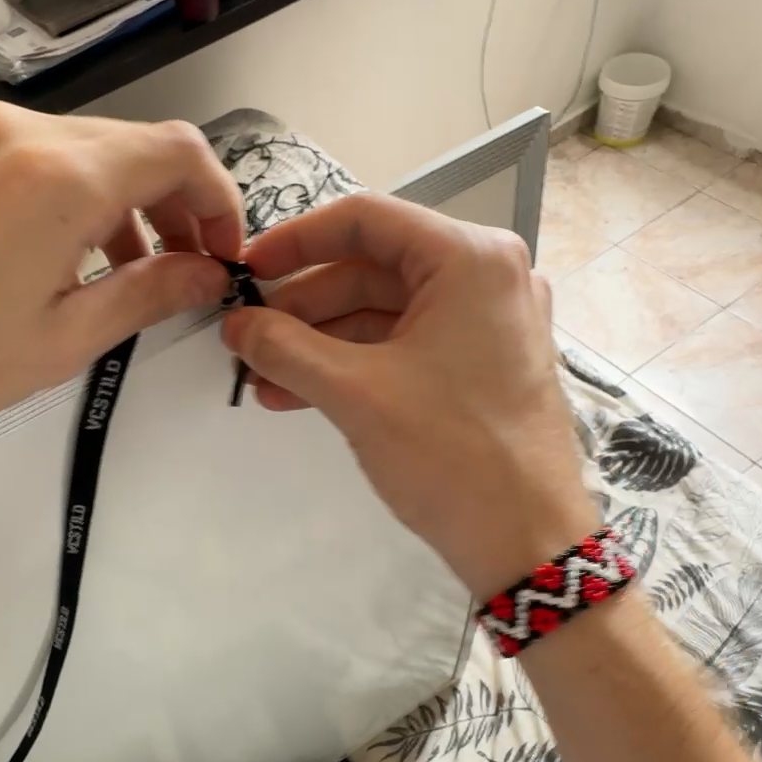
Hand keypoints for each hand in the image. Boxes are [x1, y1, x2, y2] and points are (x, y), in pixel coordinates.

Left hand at [0, 102, 242, 442]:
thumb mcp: (66, 339)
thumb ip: (150, 295)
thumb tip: (205, 276)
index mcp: (56, 181)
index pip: (179, 154)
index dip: (219, 201)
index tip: (224, 248)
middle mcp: (22, 137)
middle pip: (142, 146)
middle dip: (182, 206)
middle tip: (194, 268)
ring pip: (100, 150)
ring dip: (137, 203)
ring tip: (143, 271)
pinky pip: (54, 157)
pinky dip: (90, 197)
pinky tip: (90, 252)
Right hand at [222, 194, 595, 597]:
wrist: (525, 541)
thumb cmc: (449, 454)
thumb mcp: (356, 393)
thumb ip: (286, 348)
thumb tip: (236, 324)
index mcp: (469, 258)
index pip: (365, 220)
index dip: (295, 241)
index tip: (246, 271)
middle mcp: (486, 276)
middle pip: (373, 270)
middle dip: (303, 309)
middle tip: (249, 340)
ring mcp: (489, 323)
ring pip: (385, 314)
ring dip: (321, 344)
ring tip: (264, 379)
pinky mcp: (483, 365)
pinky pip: (406, 347)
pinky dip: (356, 365)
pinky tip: (302, 393)